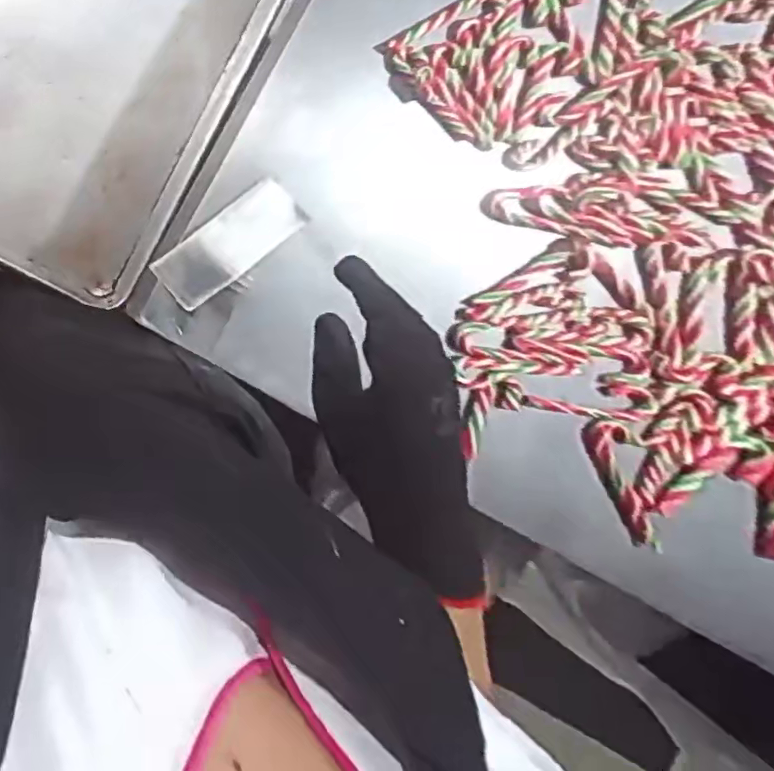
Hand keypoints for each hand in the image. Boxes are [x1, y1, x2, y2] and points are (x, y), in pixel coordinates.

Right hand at [312, 256, 483, 603]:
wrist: (421, 509)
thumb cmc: (370, 457)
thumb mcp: (336, 406)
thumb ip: (333, 358)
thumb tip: (330, 317)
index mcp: (401, 364)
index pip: (384, 311)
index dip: (365, 284)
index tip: (343, 264)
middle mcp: (430, 365)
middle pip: (406, 317)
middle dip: (380, 291)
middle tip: (351, 273)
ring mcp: (442, 381)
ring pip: (418, 332)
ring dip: (392, 309)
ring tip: (365, 296)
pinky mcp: (443, 395)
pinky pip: (423, 347)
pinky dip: (402, 330)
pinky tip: (387, 334)